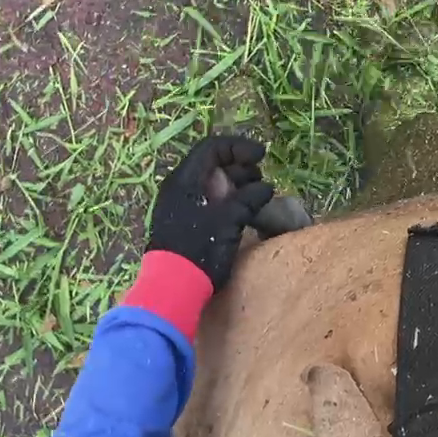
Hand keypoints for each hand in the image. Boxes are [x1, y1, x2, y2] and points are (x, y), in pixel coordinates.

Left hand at [145, 135, 274, 289]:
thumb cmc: (200, 248)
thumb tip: (266, 188)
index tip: (261, 156)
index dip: (239, 147)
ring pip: (211, 183)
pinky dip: (226, 200)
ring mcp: (179, 205)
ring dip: (235, 184)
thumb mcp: (230, 219)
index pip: (213, 148)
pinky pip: (207, 200)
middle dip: (240, 167)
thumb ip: (249, 198)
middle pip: (212, 164)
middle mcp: (180, 187)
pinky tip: (242, 211)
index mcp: (186, 179)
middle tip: (259, 178)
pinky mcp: (183, 222)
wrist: (171, 290)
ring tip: (255, 196)